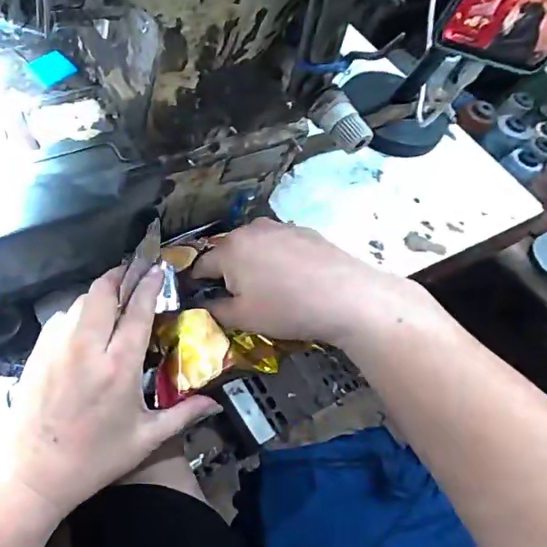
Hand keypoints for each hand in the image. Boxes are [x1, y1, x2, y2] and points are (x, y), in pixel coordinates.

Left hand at [0, 265, 219, 517]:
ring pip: (79, 301)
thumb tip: (214, 403)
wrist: (33, 471)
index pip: (136, 311)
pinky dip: (76, 312)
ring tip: (113, 297)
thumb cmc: (93, 459)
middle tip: (134, 272)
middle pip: (103, 292)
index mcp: (118, 366)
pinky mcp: (37, 351)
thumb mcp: (144, 440)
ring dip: (98, 294)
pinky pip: (60, 318)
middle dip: (121, 276)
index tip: (157, 269)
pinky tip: (84, 324)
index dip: (148, 285)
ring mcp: (57, 346)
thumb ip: (182, 415)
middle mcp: (86, 347)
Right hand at [191, 219, 441, 346]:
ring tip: (266, 287)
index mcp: (228, 250)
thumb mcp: (243, 319)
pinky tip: (291, 279)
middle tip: (236, 296)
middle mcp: (249, 231)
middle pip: (226, 251)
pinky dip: (277, 258)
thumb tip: (201, 307)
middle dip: (225, 271)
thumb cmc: (287, 309)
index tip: (200, 299)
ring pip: (253, 245)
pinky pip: (278, 244)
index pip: (199, 266)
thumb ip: (214, 311)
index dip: (196, 284)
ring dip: (251, 262)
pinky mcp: (304, 231)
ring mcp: (279, 227)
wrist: (349, 298)